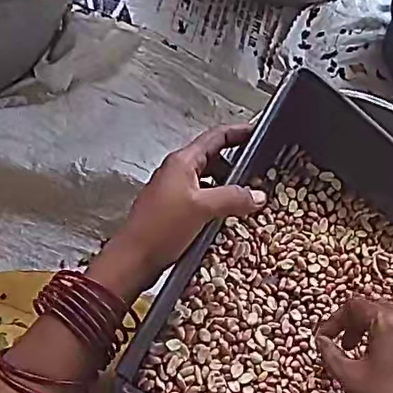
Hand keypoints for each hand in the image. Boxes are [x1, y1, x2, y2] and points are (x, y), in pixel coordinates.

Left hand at [96, 125, 265, 296]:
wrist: (134, 259)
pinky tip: (227, 218)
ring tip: (247, 198)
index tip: (257, 132)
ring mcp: (173, 194)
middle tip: (258, 174)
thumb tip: (258, 195)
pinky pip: (201, 202)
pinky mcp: (173, 214)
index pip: (215, 137)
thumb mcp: (202, 208)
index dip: (238, 133)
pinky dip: (216, 205)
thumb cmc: (161, 228)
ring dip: (227, 188)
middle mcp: (176, 174)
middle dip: (236, 165)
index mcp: (182, 163)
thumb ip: (233, 198)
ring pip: (208, 183)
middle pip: (212, 160)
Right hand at [314, 299, 392, 392]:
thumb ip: (330, 353)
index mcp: (390, 324)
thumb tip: (322, 341)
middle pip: (379, 310)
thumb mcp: (350, 378)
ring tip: (370, 356)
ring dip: (380, 333)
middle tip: (346, 345)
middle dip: (357, 325)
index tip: (327, 336)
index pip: (355, 306)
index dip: (335, 320)